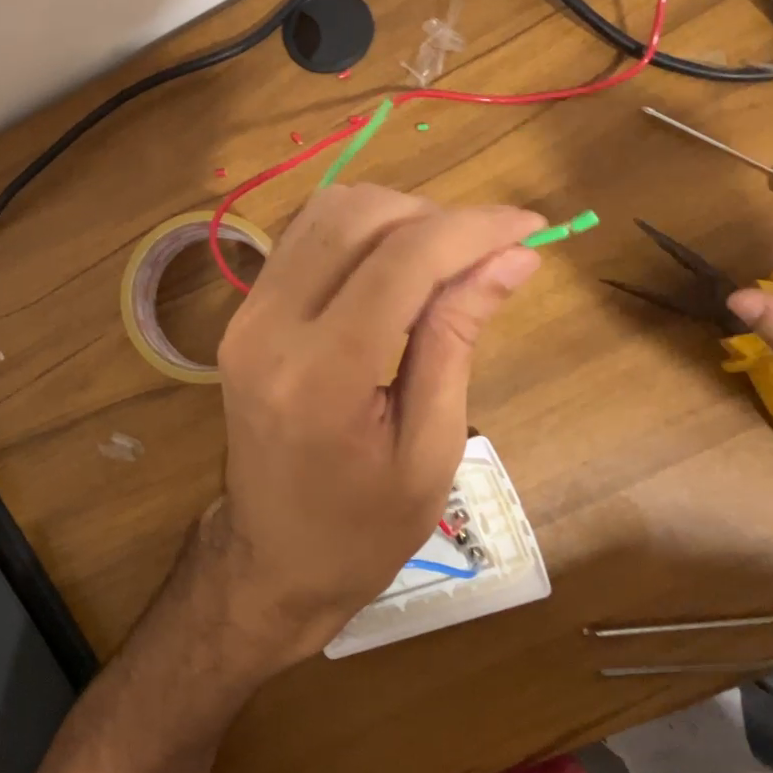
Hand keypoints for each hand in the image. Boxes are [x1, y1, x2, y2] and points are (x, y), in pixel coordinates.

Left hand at [208, 185, 544, 660]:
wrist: (273, 559)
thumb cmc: (363, 529)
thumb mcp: (430, 448)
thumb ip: (457, 339)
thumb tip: (513, 256)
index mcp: (321, 374)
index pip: (401, 259)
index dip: (474, 228)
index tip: (532, 226)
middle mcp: (267, 328)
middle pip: (355, 216)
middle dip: (433, 216)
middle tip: (487, 253)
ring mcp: (243, 318)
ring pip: (322, 214)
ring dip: (393, 216)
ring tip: (445, 260)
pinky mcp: (239, 317)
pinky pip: (301, 241)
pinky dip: (355, 234)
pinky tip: (394, 268)